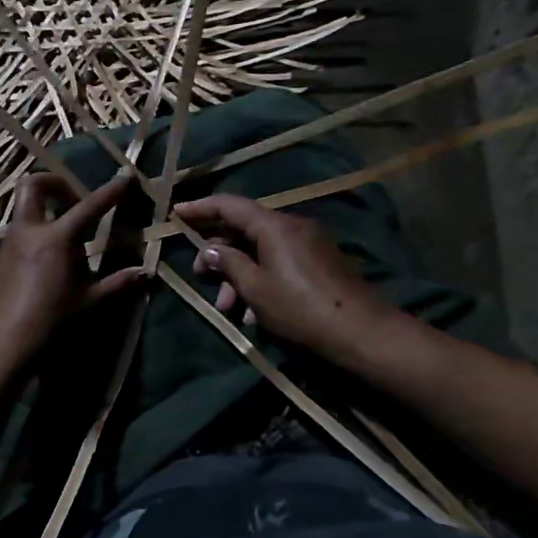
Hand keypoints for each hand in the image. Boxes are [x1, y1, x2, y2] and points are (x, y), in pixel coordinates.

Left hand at [0, 171, 145, 370]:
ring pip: (25, 205)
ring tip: (68, 228)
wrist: (2, 340)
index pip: (89, 206)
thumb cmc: (49, 319)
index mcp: (57, 238)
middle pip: (35, 184)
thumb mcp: (88, 301)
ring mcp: (12, 240)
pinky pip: (21, 226)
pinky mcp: (2, 254)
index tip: (125, 176)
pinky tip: (50, 253)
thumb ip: (117, 283)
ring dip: (46, 206)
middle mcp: (31, 230)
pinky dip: (37, 226)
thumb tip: (146, 273)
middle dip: (56, 183)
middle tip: (76, 199)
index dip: (110, 191)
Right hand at [173, 194, 392, 361]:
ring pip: (262, 250)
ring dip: (240, 275)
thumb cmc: (300, 308)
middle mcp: (293, 226)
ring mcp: (309, 244)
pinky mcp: (320, 263)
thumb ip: (228, 264)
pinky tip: (254, 313)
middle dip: (220, 255)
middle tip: (201, 277)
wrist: (360, 332)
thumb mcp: (255, 288)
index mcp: (274, 226)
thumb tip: (209, 250)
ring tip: (229, 308)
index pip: (230, 205)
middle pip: (245, 230)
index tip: (176, 213)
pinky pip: (280, 262)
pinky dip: (262, 279)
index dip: (201, 208)